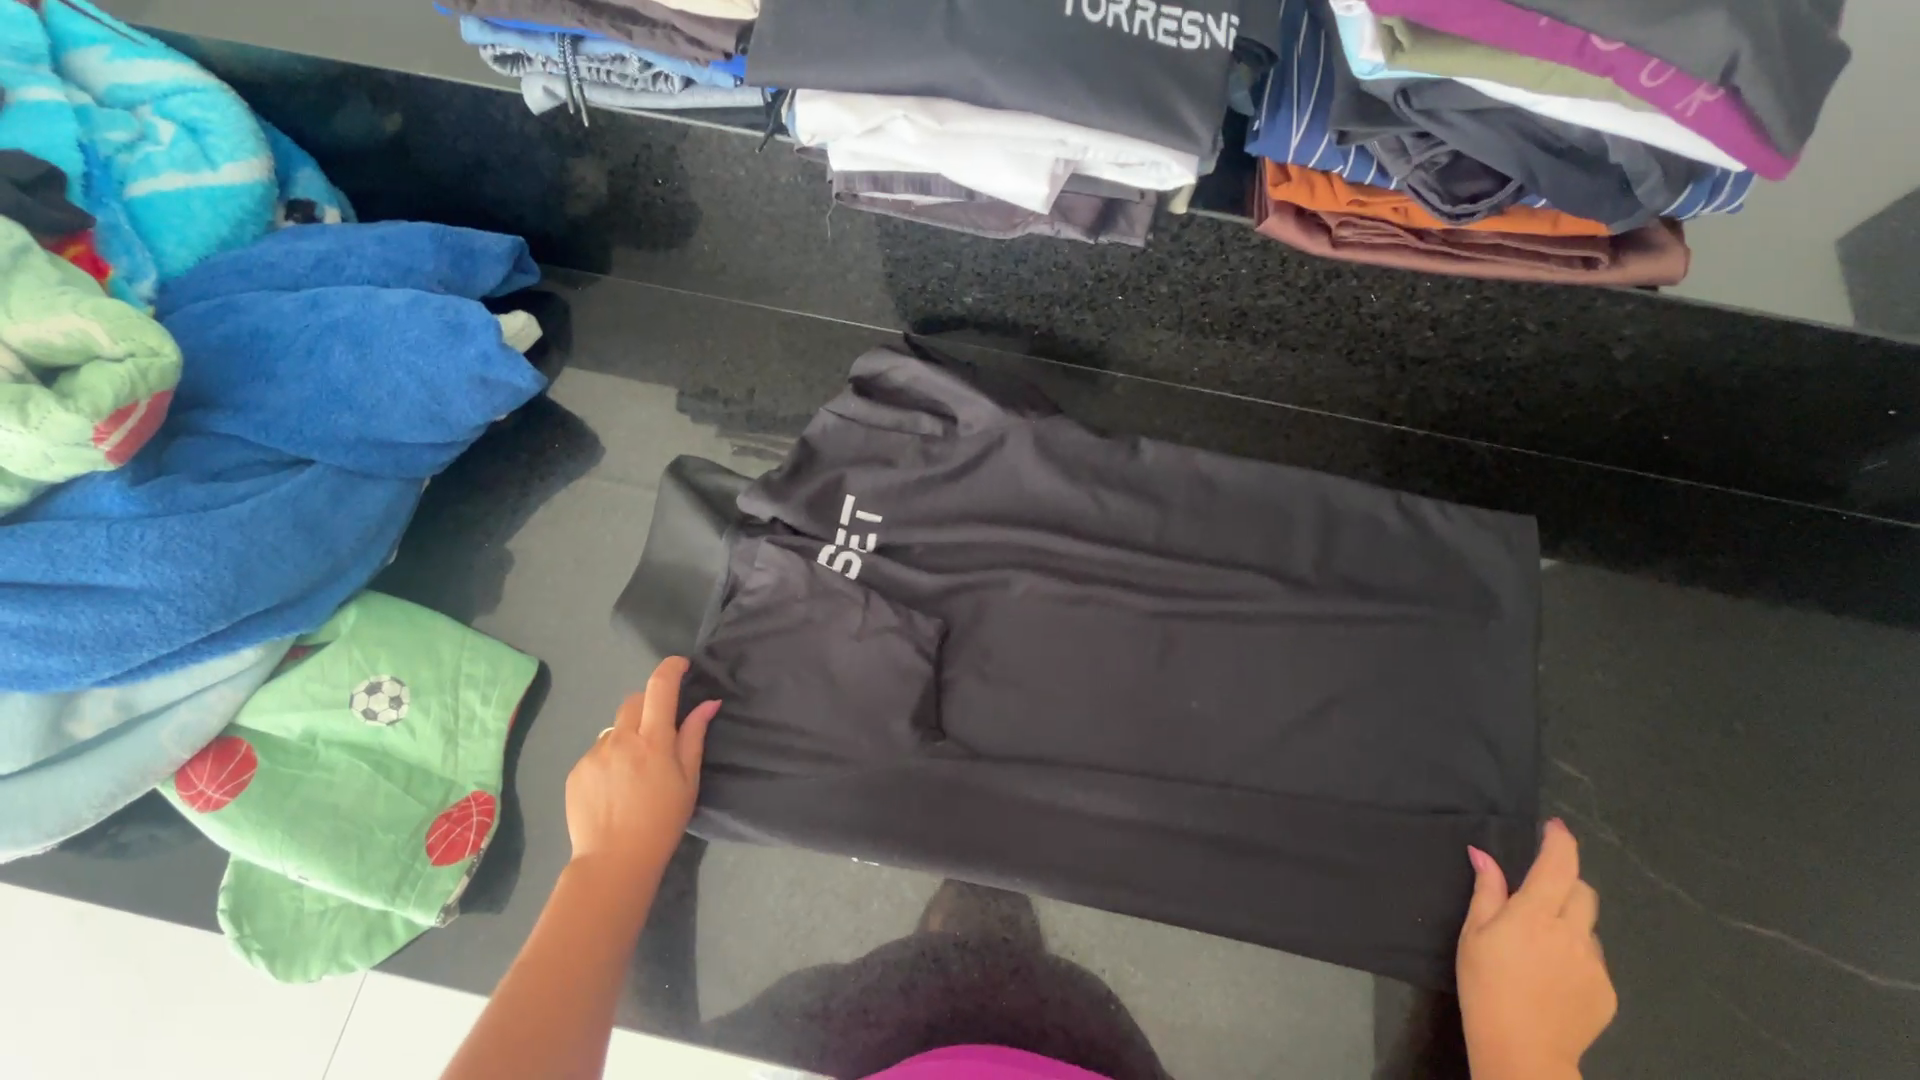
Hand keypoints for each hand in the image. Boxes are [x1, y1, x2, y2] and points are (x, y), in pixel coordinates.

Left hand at [564, 656, 719, 886]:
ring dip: (630, 736)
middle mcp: (620, 739)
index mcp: (653, 741)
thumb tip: (708, 703)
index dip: (671, 668)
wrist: (613, 861)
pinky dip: (611, 758)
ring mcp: (594, 754)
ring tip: (636, 771)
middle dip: (650, 705)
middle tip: (662, 732)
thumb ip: (694, 737)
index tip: (681, 665)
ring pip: (615, 728)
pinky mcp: (577, 770)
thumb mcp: (688, 780)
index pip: (660, 687)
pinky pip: (598, 751)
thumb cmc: (662, 822)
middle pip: (635, 701)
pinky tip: (617, 787)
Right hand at [1457, 819, 1616, 1079]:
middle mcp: (1572, 933)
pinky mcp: (1607, 991)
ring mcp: (1594, 964)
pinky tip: (1552, 978)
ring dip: (1569, 923)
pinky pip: (1593, 959)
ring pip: (1588, 927)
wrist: (1521, 1049)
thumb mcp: (1473, 933)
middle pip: (1582, 891)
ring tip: (1540, 947)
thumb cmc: (1484, 984)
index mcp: (1534, 914)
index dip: (1560, 841)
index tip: (1555, 826)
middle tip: (1538, 895)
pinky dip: (1575, 956)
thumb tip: (1483, 854)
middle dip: (1565, 883)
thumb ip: (1486, 891)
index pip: (1557, 865)